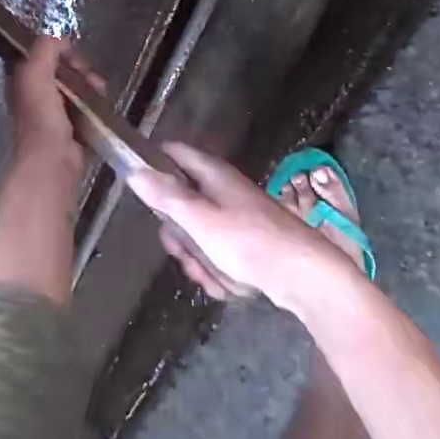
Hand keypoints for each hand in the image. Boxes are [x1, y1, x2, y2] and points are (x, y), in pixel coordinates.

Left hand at [7, 36, 92, 177]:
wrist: (53, 160)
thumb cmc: (41, 117)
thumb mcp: (35, 75)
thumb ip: (44, 50)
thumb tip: (59, 37)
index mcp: (26, 83)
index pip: (46, 57)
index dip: (63, 53)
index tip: (77, 59)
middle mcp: (39, 97)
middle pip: (66, 73)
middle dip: (83, 71)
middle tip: (93, 79)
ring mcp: (58, 115)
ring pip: (80, 90)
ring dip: (93, 88)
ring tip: (100, 94)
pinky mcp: (75, 130)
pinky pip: (90, 111)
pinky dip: (98, 107)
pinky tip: (102, 109)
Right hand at [126, 143, 357, 309]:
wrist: (305, 277)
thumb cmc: (251, 242)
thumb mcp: (201, 220)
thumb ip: (167, 197)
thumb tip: (135, 170)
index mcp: (214, 175)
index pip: (175, 154)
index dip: (155, 167)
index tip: (145, 194)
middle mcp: (224, 191)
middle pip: (181, 207)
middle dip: (180, 238)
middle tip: (188, 252)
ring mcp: (236, 220)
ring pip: (198, 238)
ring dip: (200, 262)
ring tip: (216, 274)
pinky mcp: (246, 246)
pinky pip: (218, 258)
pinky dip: (221, 274)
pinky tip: (233, 285)